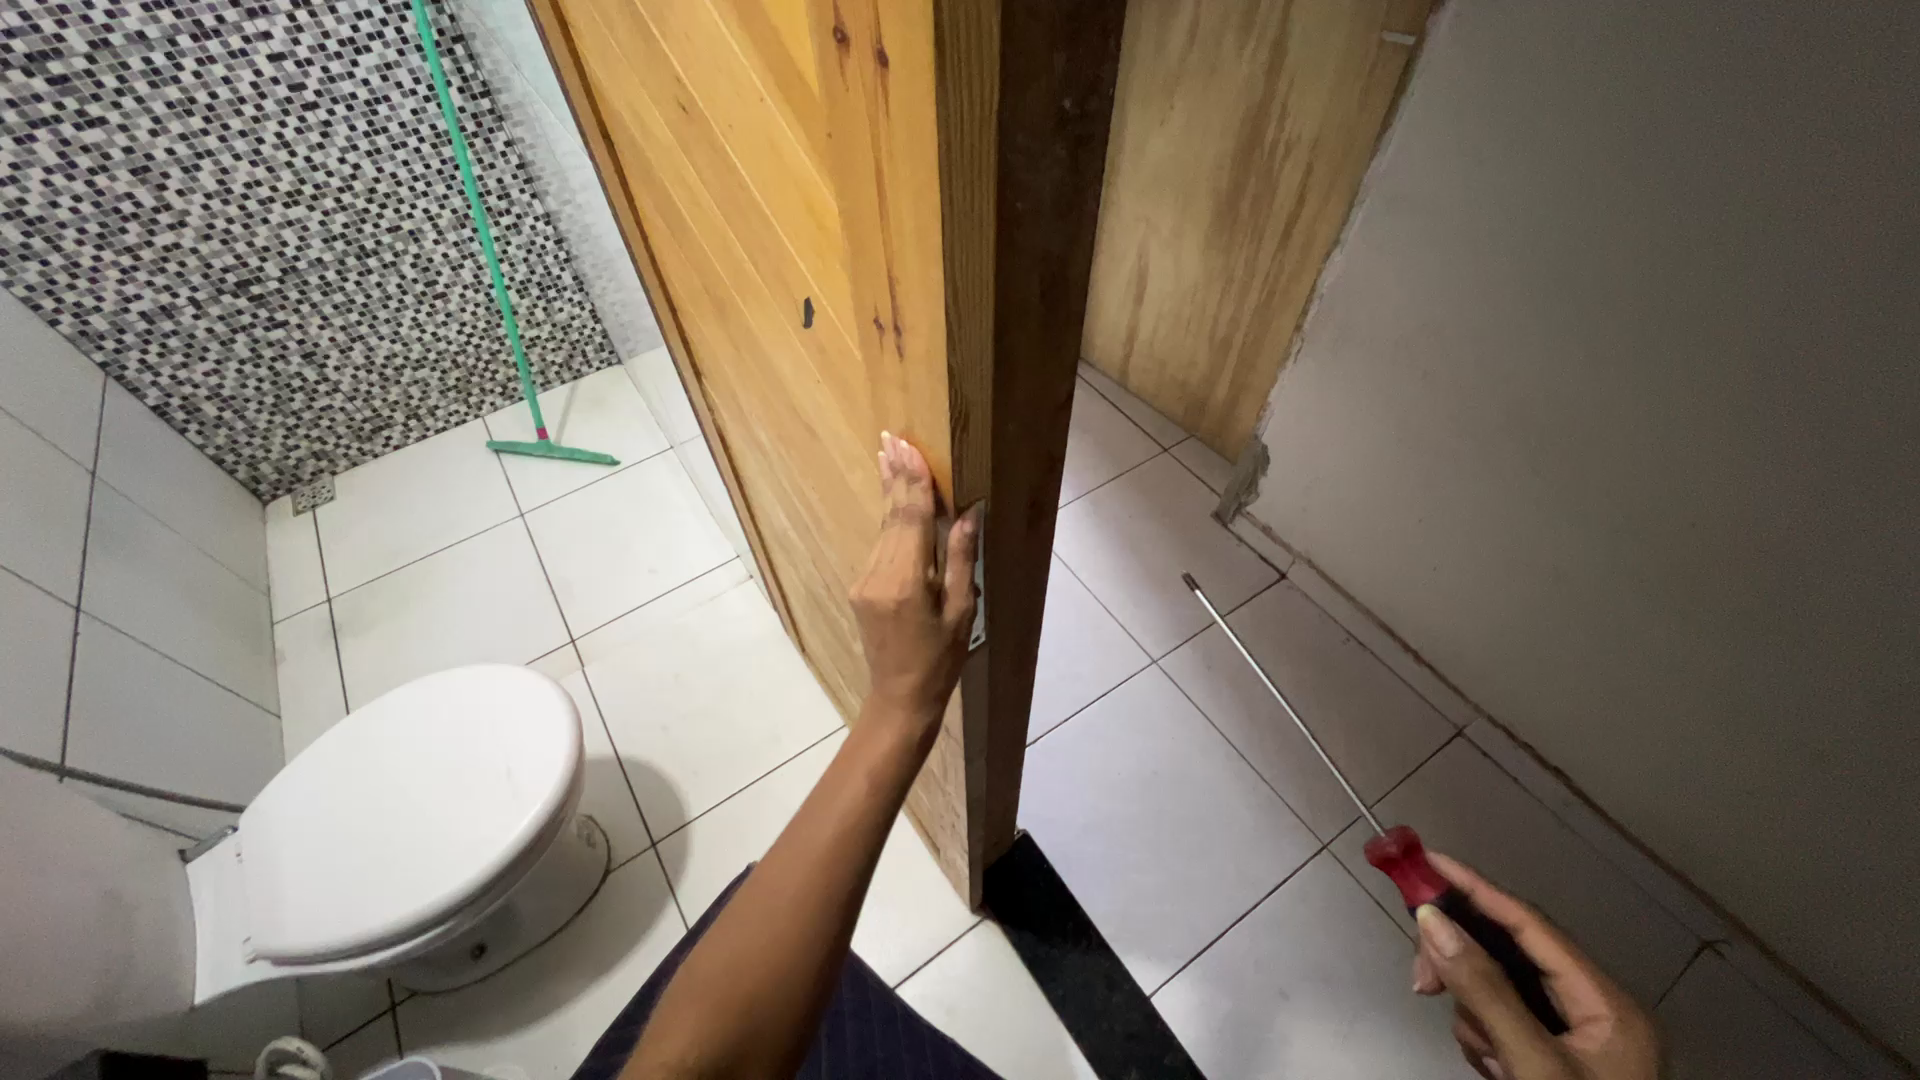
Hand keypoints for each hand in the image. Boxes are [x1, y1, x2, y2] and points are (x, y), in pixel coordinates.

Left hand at [848, 432, 979, 725]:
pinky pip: (879, 545)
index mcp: (906, 582)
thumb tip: (966, 513)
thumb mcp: (961, 612)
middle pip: (890, 515)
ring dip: (888, 491)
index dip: (912, 480)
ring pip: (881, 527)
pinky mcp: (860, 587)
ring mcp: (864, 581)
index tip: (910, 447)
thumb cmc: (941, 659)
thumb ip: (960, 560)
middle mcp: (878, 575)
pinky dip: (888, 518)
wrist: (900, 696)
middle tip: (891, 436)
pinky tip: (892, 499)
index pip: (910, 518)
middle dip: (894, 474)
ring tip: (889, 453)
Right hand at [1411, 853, 1659, 1079]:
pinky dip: (1482, 1034)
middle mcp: (1593, 1009)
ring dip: (1472, 1010)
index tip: (1425, 860)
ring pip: (1496, 985)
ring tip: (1483, 1055)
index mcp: (1607, 1003)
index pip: (1529, 923)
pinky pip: (1498, 1017)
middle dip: (1461, 961)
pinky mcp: (1550, 1053)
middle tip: (1421, 978)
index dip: (1475, 887)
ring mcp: (1573, 1034)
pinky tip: (1492, 1066)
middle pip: (1508, 952)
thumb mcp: (1533, 1065)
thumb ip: (1483, 990)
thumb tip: (1429, 918)